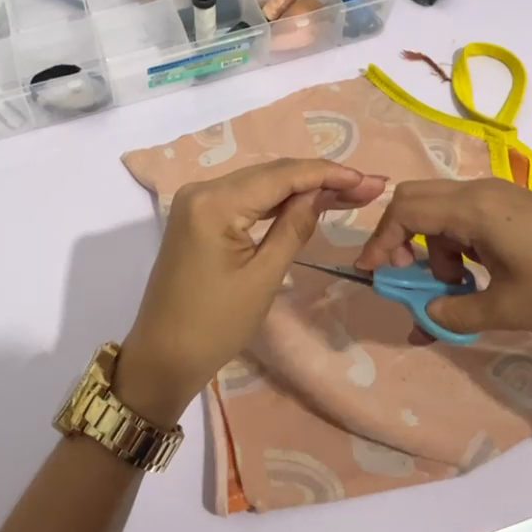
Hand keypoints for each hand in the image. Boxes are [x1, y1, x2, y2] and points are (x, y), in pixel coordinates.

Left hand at [115, 160, 386, 424]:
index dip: (327, 174)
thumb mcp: (263, 277)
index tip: (369, 180)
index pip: (281, 176)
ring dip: (302, 187)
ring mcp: (197, 202)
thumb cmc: (215, 324)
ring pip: (260, 184)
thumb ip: (294, 226)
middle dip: (320, 178)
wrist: (162, 356)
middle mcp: (202, 189)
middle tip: (368, 187)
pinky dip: (277, 201)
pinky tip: (308, 201)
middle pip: (271, 174)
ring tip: (349, 192)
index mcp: (215, 202)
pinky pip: (245, 199)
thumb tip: (320, 191)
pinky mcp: (198, 217)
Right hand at [353, 178, 531, 340]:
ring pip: (444, 211)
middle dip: (403, 241)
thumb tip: (427, 313)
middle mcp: (482, 191)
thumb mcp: (508, 309)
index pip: (404, 211)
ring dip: (436, 249)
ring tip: (461, 291)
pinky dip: (460, 245)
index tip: (373, 277)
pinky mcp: (521, 208)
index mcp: (473, 208)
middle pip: (417, 202)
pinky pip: (470, 217)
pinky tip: (484, 278)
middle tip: (412, 281)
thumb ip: (455, 312)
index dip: (380, 242)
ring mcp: (504, 197)